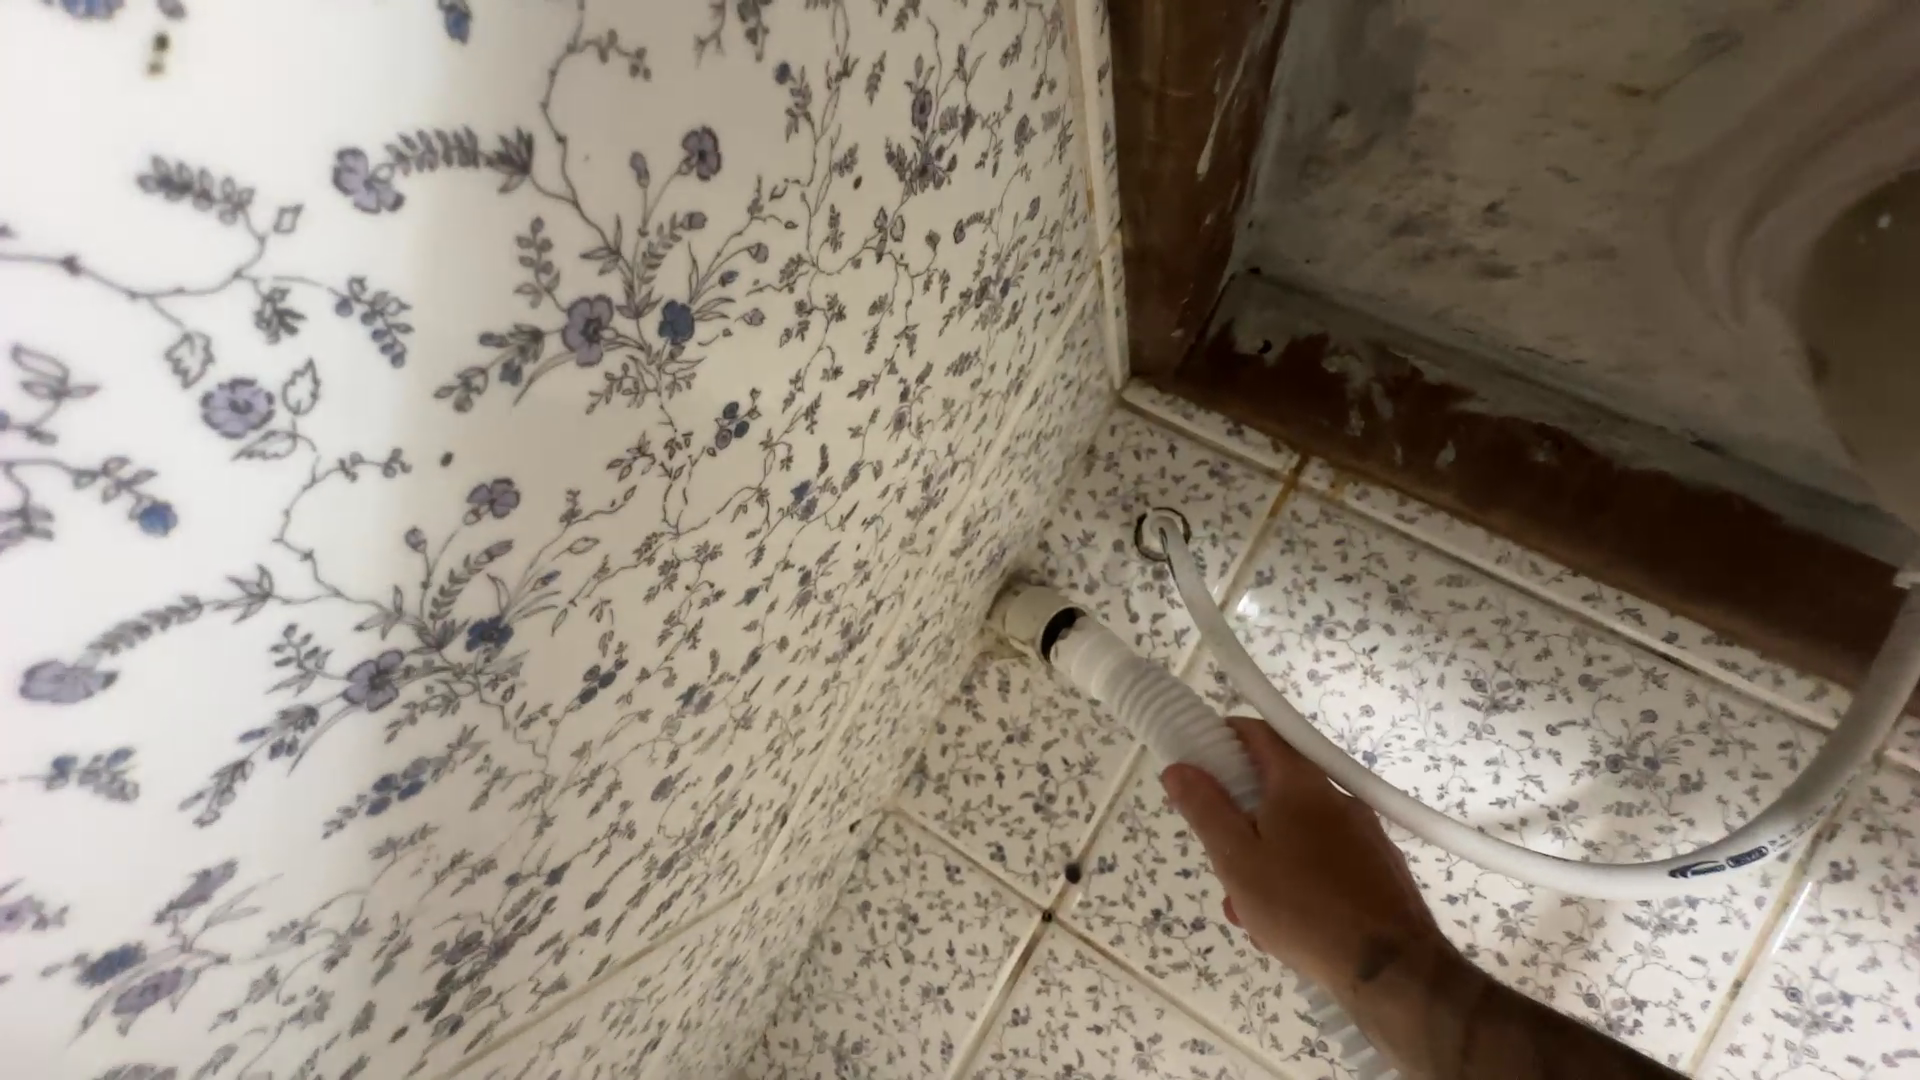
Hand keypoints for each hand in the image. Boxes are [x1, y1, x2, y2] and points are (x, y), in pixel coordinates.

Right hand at [1159, 716, 1452, 998]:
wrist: (1395, 974)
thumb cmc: (1302, 907)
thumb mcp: (1236, 859)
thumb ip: (1204, 808)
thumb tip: (1178, 769)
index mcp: (1299, 783)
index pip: (1257, 732)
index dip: (1223, 737)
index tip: (1199, 761)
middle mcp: (1336, 796)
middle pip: (1275, 785)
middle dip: (1240, 814)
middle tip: (1220, 851)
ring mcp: (1364, 833)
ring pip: (1298, 828)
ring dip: (1266, 853)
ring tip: (1249, 906)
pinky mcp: (1380, 868)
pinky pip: (1325, 856)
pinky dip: (1300, 873)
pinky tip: (1288, 919)